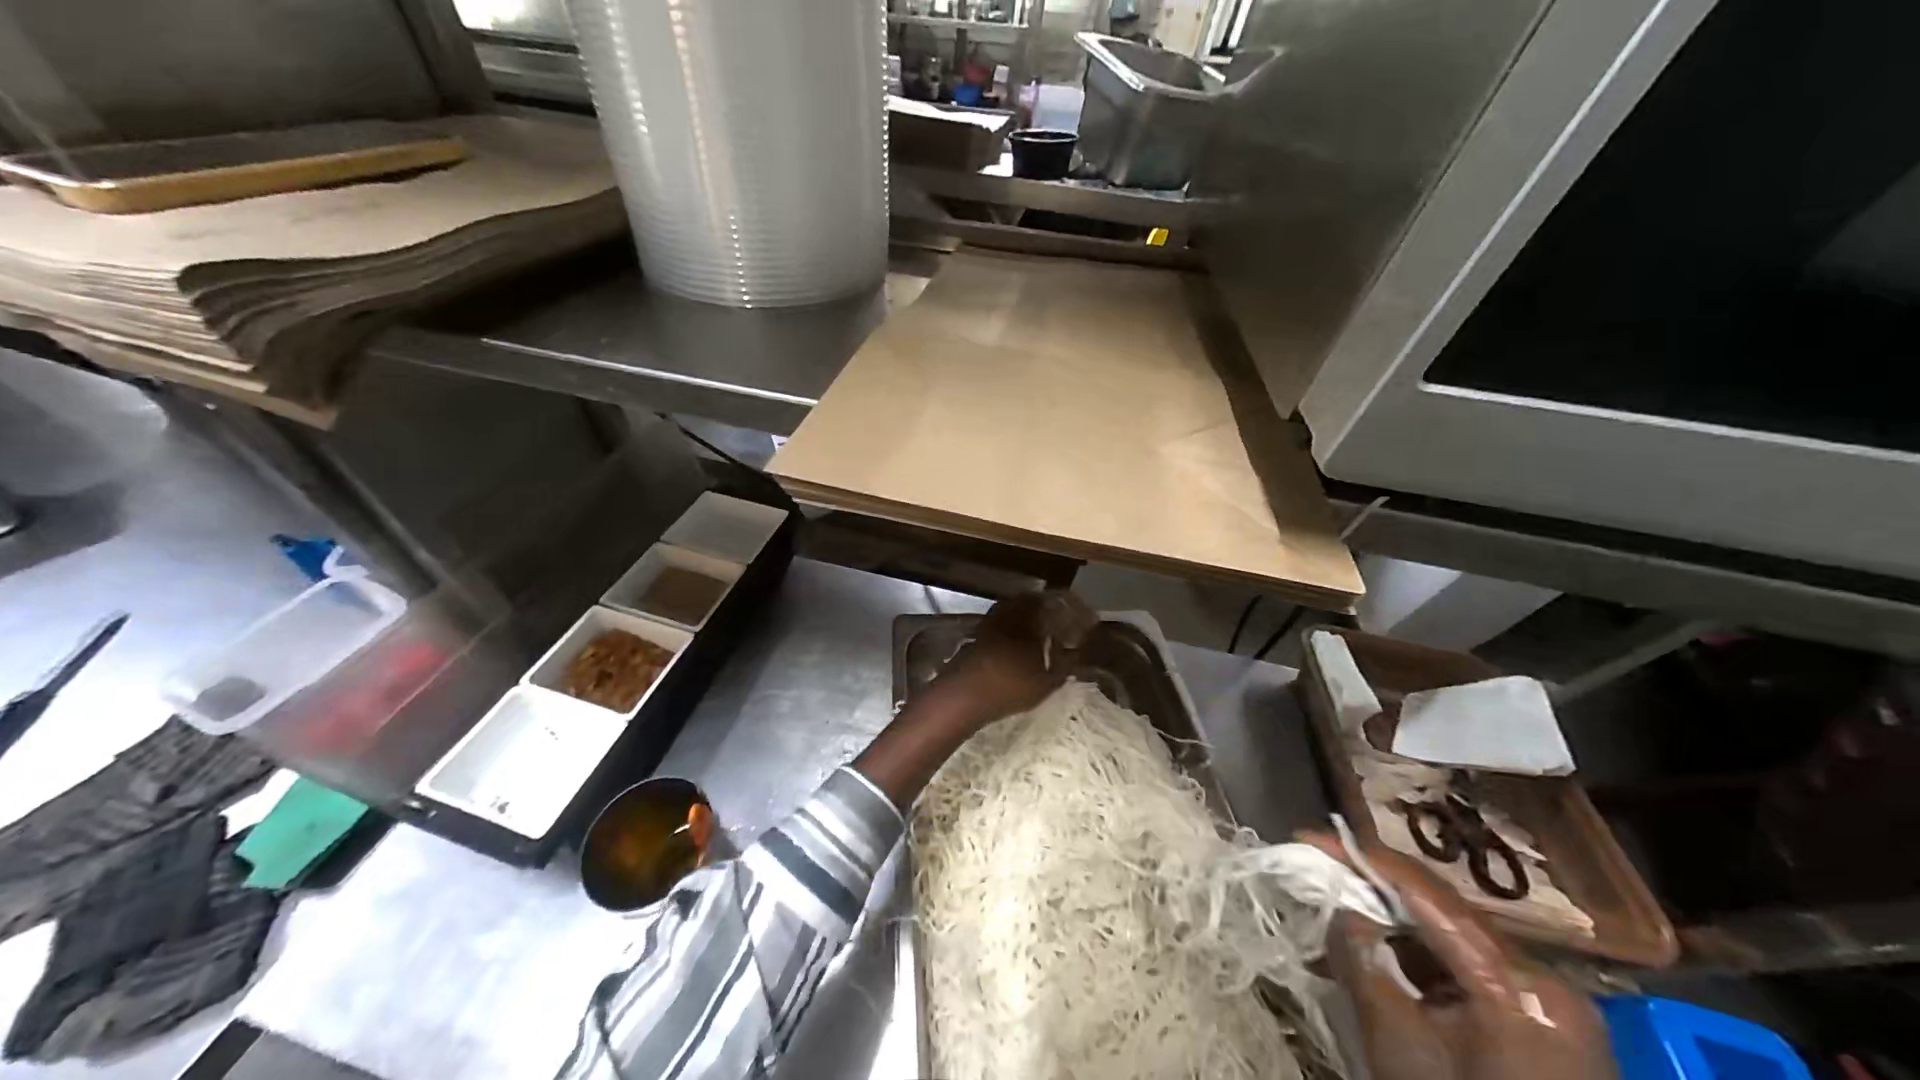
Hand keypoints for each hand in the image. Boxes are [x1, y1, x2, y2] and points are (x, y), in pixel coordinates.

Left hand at [854, 591, 1096, 808]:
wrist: (962, 695)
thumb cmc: (1009, 686)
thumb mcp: (1047, 681)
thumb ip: (1065, 665)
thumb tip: (1077, 654)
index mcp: (1031, 615)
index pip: (1057, 602)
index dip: (1074, 609)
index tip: (1085, 619)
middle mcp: (1010, 611)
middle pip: (1035, 603)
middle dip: (1053, 611)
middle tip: (1066, 623)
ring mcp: (991, 621)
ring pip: (1017, 611)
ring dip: (1033, 619)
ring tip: (1046, 635)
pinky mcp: (977, 635)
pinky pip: (1004, 623)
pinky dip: (1017, 629)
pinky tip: (1022, 645)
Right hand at [1298, 833, 1617, 1079]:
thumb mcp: (1400, 1048)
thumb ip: (1363, 966)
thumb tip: (1338, 909)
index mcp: (1515, 982)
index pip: (1426, 894)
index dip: (1362, 857)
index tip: (1306, 836)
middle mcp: (1543, 979)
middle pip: (1442, 911)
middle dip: (1374, 888)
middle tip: (1316, 870)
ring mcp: (1548, 1004)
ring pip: (1453, 938)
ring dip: (1392, 923)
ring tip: (1337, 914)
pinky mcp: (1542, 1025)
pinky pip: (1470, 970)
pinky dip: (1419, 959)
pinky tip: (1379, 959)